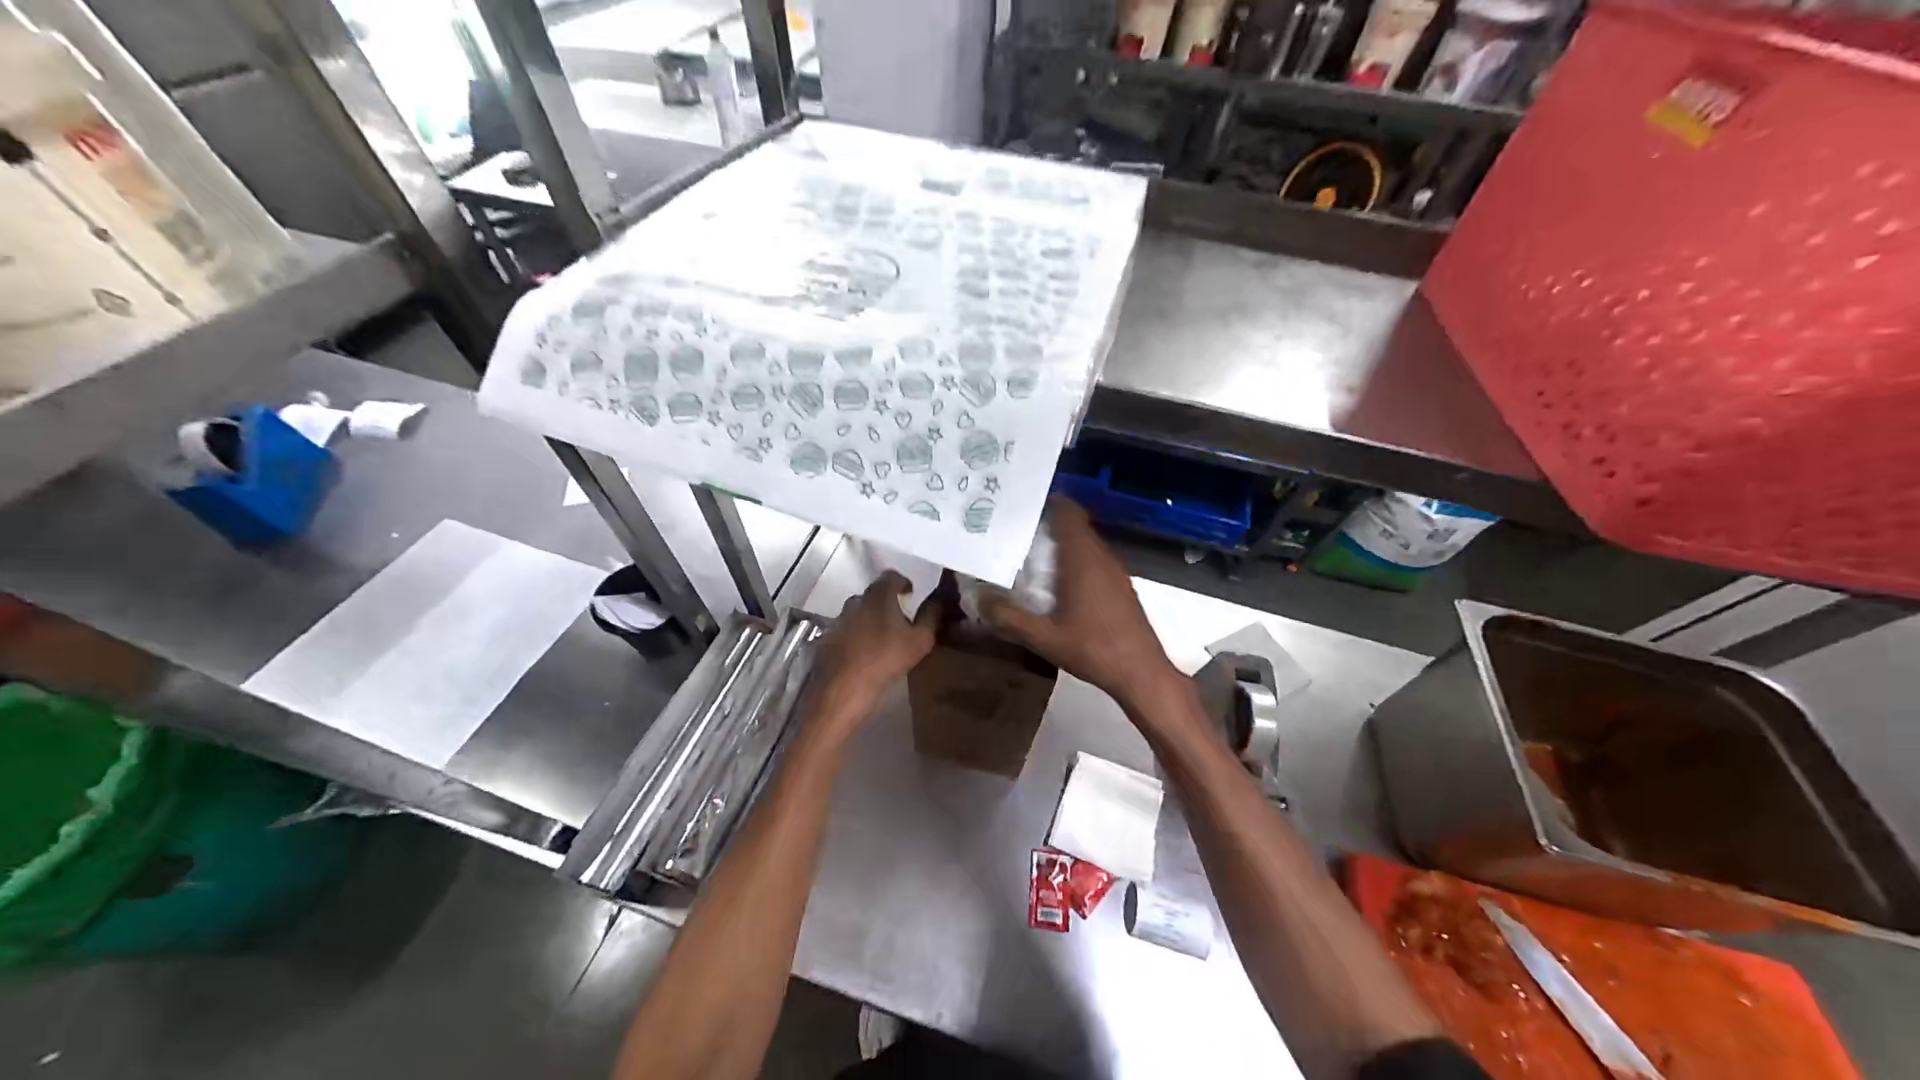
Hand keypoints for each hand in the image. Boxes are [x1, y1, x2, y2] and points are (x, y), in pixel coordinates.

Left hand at [810, 571, 941, 727]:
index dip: (903, 583)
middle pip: (874, 594)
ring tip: (883, 638)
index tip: (911, 594)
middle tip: (901, 619)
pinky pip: (847, 629)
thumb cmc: (887, 659)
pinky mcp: (827, 638)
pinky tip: (865, 653)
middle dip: (887, 602)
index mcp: (879, 596)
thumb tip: (939, 599)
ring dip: (871, 619)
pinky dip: (857, 635)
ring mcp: (838, 619)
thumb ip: (932, 615)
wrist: (844, 688)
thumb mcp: (921, 640)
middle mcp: (855, 601)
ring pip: (859, 612)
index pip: (891, 576)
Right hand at [982, 497, 1185, 715]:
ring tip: (1029, 557)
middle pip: (1074, 525)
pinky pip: (1093, 560)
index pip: (1068, 511)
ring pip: (1084, 544)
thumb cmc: (1093, 649)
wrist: (1141, 673)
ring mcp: (1115, 571)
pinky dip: (1074, 561)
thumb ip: (1008, 617)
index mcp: (1082, 558)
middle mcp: (1101, 556)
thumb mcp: (1043, 638)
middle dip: (1046, 525)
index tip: (1020, 507)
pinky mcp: (1121, 586)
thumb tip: (978, 598)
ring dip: (1060, 545)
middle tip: (1014, 533)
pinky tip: (1056, 585)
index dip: (1046, 502)